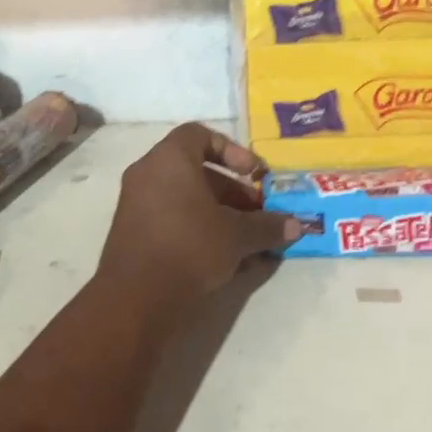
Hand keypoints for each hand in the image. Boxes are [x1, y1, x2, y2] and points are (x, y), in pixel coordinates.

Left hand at [97, 123, 301, 310]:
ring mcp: (137, 205)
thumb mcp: (236, 235)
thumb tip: (296, 225)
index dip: (231, 149)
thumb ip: (267, 226)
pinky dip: (200, 231)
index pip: (199, 134)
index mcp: (169, 159)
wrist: (136, 297)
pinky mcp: (135, 234)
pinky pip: (173, 221)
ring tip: (251, 241)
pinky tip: (230, 260)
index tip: (252, 174)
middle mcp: (148, 174)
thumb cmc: (189, 247)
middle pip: (196, 171)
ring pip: (186, 199)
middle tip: (259, 214)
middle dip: (232, 192)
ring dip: (220, 215)